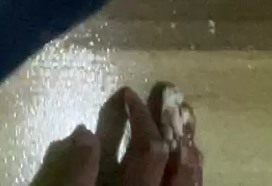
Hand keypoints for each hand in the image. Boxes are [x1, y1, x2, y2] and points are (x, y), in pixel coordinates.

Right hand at [31, 87, 202, 185]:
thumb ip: (78, 171)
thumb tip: (87, 131)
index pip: (149, 147)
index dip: (141, 117)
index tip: (127, 94)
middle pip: (180, 165)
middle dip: (174, 129)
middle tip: (170, 102)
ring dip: (190, 157)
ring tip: (187, 134)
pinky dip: (192, 184)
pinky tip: (188, 175)